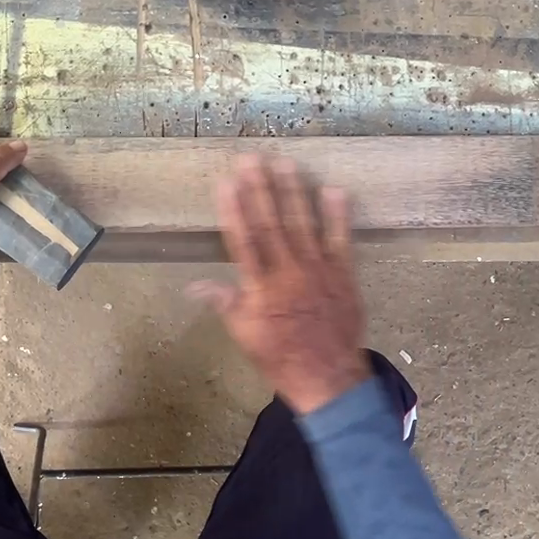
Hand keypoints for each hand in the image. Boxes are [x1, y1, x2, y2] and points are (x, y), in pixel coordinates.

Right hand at [191, 154, 368, 414]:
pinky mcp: (344, 274)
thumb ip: (225, 304)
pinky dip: (338, 215)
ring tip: (285, 163)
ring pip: (302, 224)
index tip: (225, 182)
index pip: (243, 242)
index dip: (233, 210)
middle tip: (252, 159)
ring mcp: (318, 270)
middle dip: (260, 189)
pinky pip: (341, 239)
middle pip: (271, 224)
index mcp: (261, 289)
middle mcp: (288, 273)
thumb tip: (194, 284)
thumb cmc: (281, 358)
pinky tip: (333, 189)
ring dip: (293, 192)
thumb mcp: (245, 336)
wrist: (329, 379)